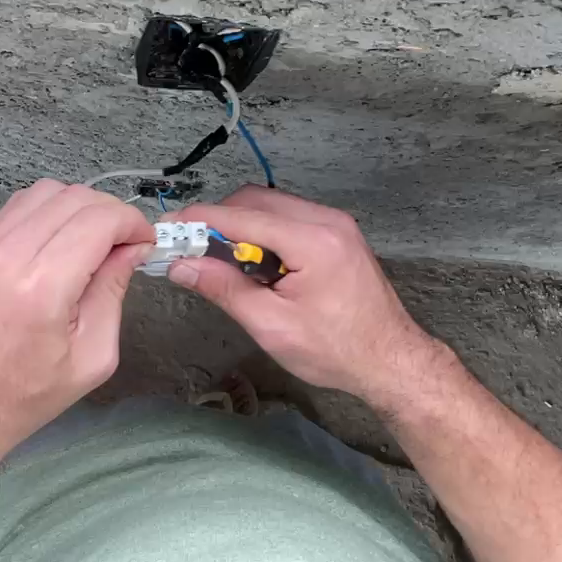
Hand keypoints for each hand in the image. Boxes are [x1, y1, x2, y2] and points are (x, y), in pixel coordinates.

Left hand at [0, 180, 152, 463]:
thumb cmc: (26, 396)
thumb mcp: (92, 357)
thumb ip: (113, 293)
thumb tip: (133, 250)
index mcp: (42, 287)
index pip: (99, 220)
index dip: (133, 223)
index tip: (147, 242)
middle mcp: (10, 255)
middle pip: (75, 197)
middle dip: (113, 212)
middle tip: (128, 243)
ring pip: (47, 190)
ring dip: (81, 205)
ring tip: (96, 239)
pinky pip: (20, 205)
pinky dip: (51, 209)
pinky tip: (63, 238)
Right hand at [169, 185, 440, 404]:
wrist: (393, 361)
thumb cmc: (335, 351)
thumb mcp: (272, 325)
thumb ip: (224, 289)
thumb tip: (180, 266)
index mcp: (312, 240)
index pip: (241, 217)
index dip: (200, 219)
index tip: (168, 227)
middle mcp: (325, 220)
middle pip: (255, 200)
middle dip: (219, 220)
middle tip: (192, 249)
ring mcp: (335, 223)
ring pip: (271, 205)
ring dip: (241, 225)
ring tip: (222, 260)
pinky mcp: (337, 232)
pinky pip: (289, 216)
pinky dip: (263, 231)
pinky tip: (255, 262)